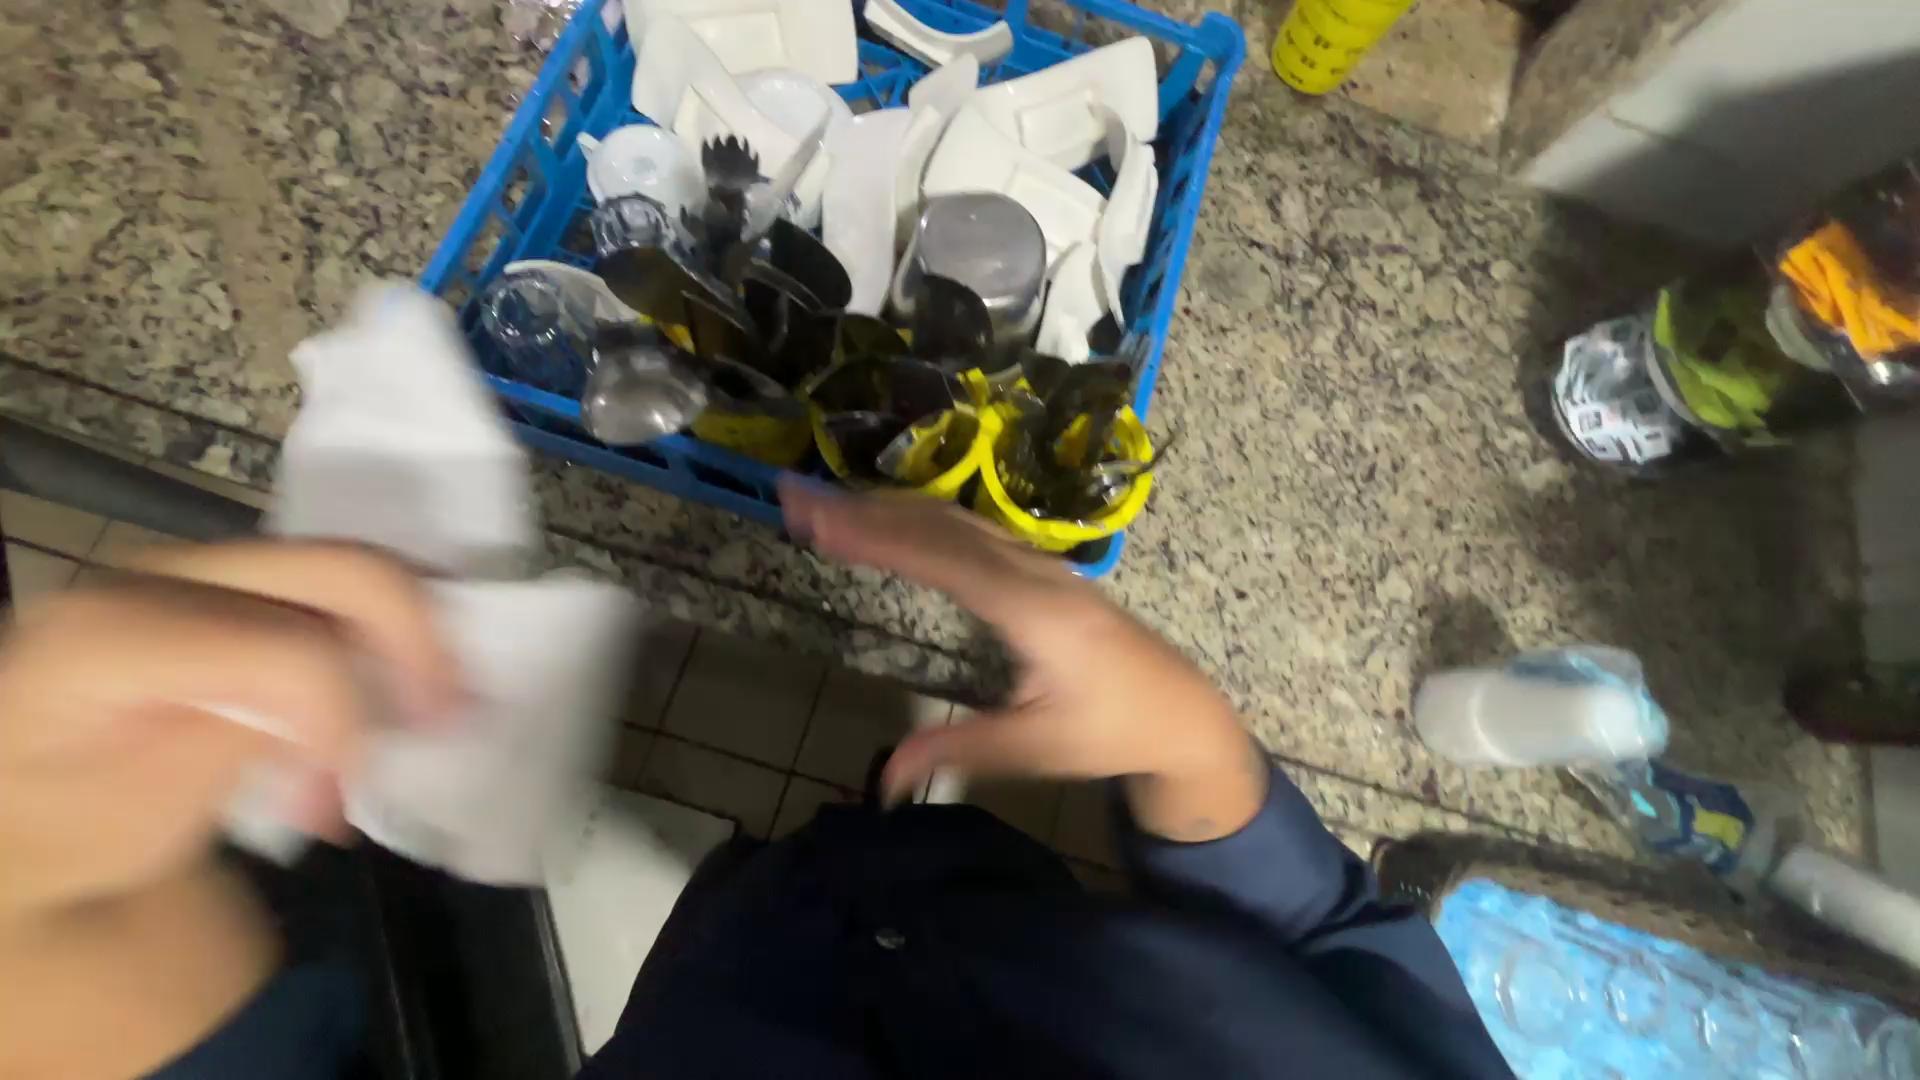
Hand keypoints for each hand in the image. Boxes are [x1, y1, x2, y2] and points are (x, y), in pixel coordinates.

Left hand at [0, 541, 457, 920]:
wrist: (31, 804)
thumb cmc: (66, 824)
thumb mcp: (136, 812)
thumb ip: (242, 741)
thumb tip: (346, 725)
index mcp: (107, 635)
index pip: (281, 650)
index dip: (342, 715)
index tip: (342, 794)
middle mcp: (167, 575)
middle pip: (343, 574)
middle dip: (418, 645)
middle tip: (447, 717)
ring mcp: (216, 568)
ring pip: (366, 570)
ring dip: (423, 635)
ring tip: (441, 704)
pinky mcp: (256, 581)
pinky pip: (358, 584)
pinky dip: (405, 626)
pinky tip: (415, 677)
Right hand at [781, 481, 1265, 841]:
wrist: (1182, 712)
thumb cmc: (1114, 732)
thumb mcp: (1036, 748)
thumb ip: (958, 750)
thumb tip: (881, 777)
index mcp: (1033, 610)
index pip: (941, 559)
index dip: (875, 534)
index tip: (816, 520)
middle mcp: (1034, 572)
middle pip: (941, 524)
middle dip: (865, 508)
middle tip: (796, 499)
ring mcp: (1041, 564)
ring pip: (957, 520)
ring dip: (890, 507)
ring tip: (827, 504)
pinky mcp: (1042, 570)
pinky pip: (974, 531)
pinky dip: (922, 520)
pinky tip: (894, 524)